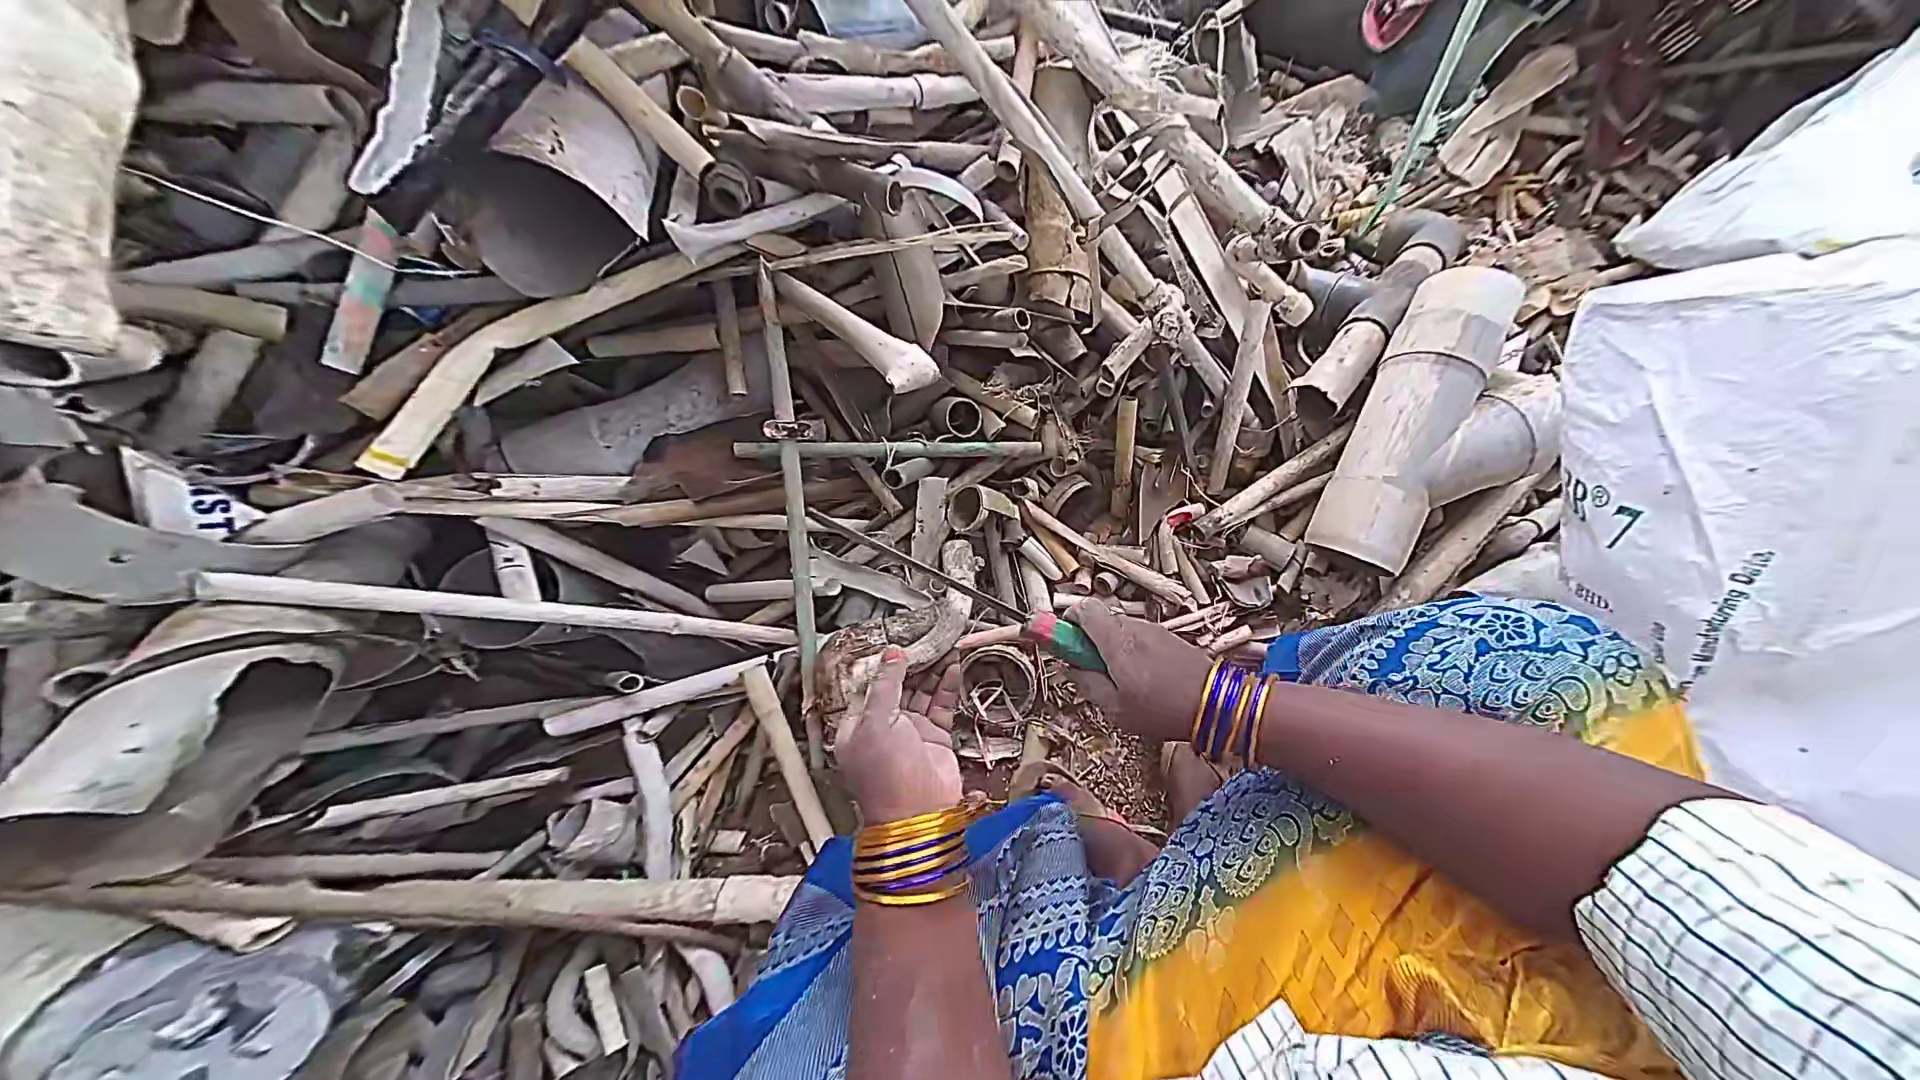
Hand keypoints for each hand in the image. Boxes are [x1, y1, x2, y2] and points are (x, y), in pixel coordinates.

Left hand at [835, 648, 963, 823]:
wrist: (919, 814)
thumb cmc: (886, 778)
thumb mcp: (876, 722)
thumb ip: (885, 684)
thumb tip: (891, 656)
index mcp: (859, 724)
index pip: (871, 683)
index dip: (886, 662)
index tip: (901, 640)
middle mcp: (883, 726)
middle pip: (899, 684)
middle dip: (914, 662)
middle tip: (929, 639)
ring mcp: (910, 731)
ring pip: (922, 691)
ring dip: (933, 670)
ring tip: (945, 647)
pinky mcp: (934, 737)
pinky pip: (942, 705)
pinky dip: (948, 686)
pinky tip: (954, 669)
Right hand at [1064, 600, 1215, 740]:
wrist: (1218, 705)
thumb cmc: (1164, 710)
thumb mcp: (1115, 709)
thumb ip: (1087, 684)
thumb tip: (1071, 669)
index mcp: (1116, 642)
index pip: (1083, 609)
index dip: (1068, 620)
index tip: (1065, 642)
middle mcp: (1134, 628)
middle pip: (1100, 620)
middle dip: (1089, 640)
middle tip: (1092, 669)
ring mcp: (1154, 630)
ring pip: (1120, 629)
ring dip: (1111, 647)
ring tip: (1122, 680)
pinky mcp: (1169, 637)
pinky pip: (1139, 637)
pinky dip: (1132, 651)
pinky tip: (1143, 678)